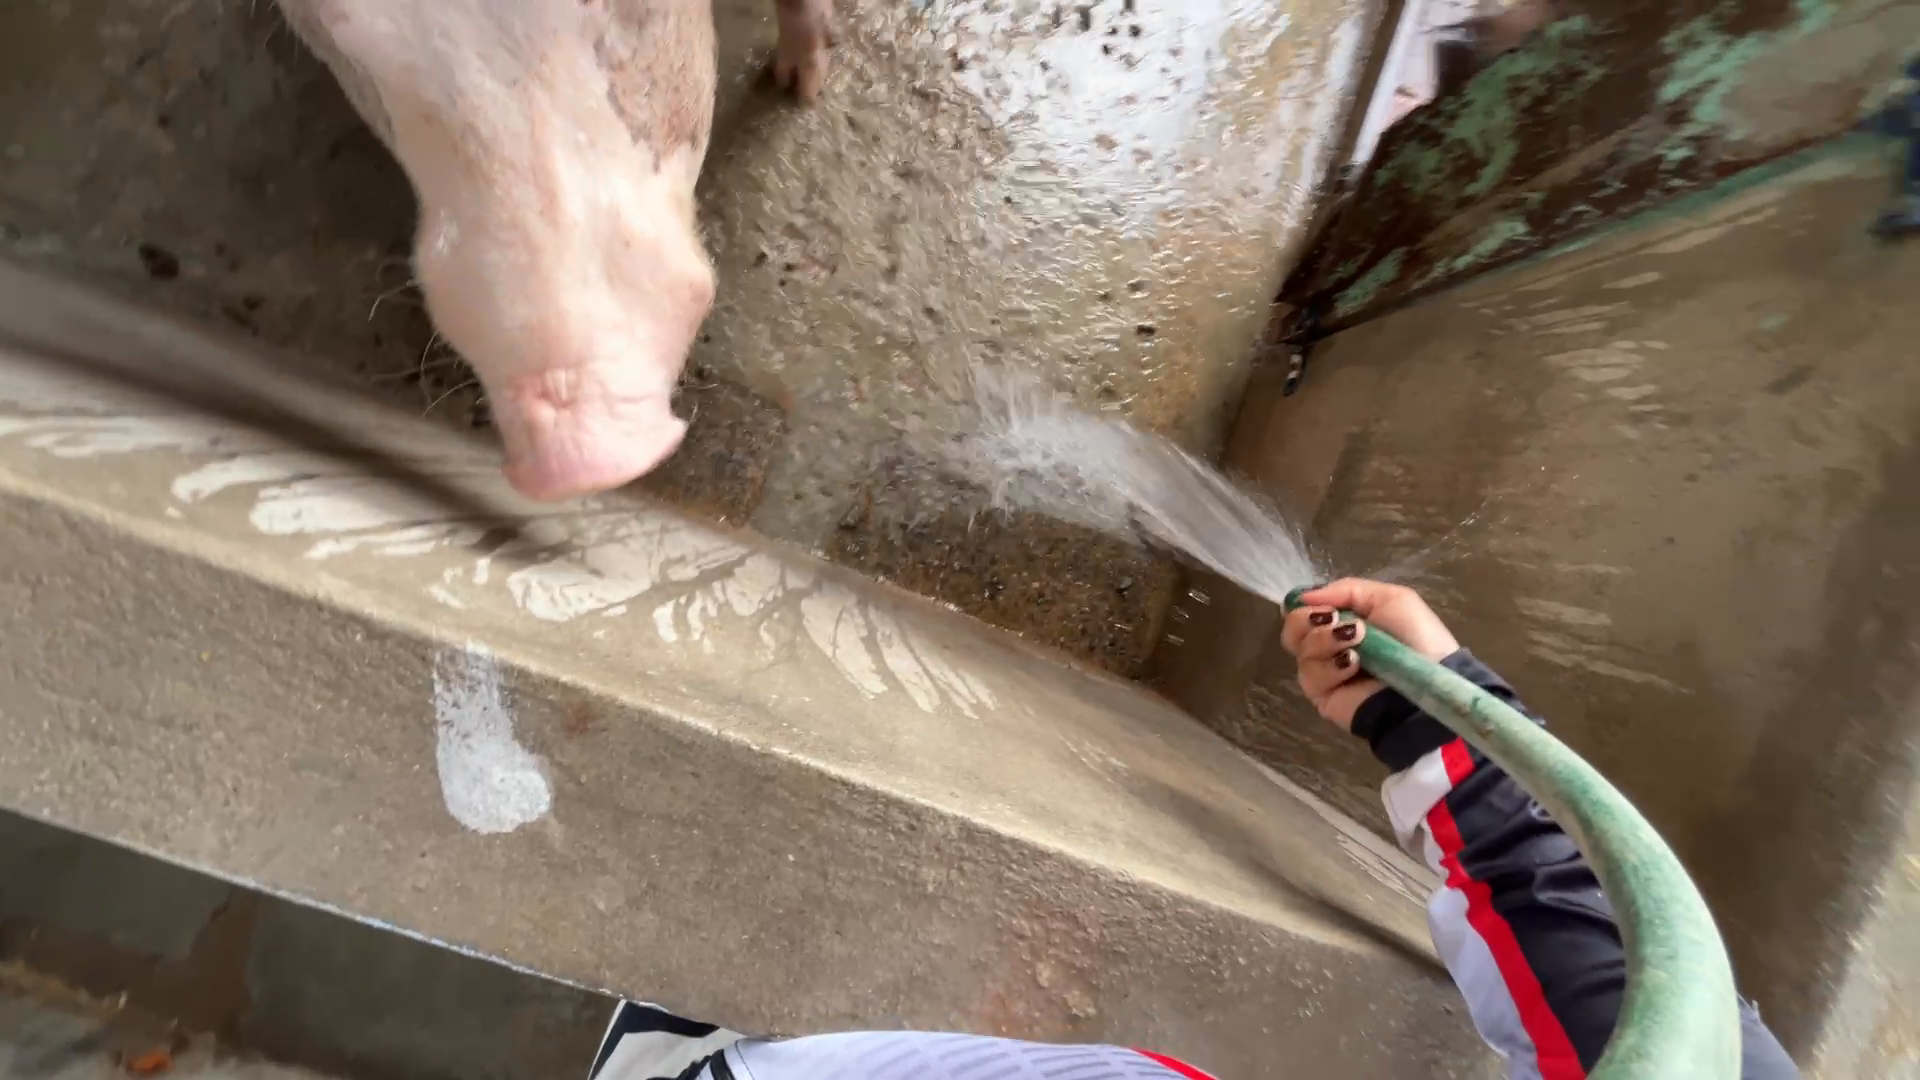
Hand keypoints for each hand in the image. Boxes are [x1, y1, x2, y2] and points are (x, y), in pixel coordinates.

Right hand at [1280, 578, 1460, 729]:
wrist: (1428, 684)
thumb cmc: (1417, 638)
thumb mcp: (1390, 598)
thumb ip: (1345, 589)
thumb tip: (1302, 597)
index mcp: (1341, 620)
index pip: (1303, 609)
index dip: (1305, 604)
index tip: (1322, 606)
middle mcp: (1327, 644)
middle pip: (1292, 627)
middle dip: (1308, 619)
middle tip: (1334, 621)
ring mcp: (1323, 670)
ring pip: (1299, 648)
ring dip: (1325, 640)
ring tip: (1356, 644)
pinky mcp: (1322, 694)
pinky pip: (1310, 674)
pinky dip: (1331, 666)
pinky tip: (1353, 666)